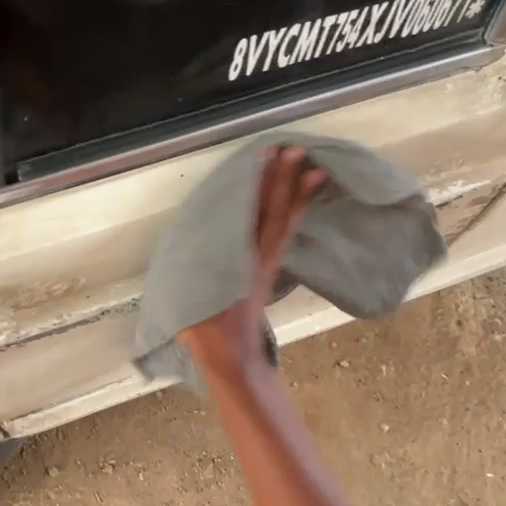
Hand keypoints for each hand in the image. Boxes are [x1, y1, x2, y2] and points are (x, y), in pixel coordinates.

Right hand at [177, 145, 326, 382]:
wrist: (232, 357)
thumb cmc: (206, 329)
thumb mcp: (193, 298)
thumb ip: (198, 272)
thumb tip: (194, 246)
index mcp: (238, 261)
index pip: (252, 215)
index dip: (260, 186)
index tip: (266, 157)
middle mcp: (256, 256)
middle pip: (273, 212)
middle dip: (282, 180)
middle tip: (294, 149)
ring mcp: (266, 260)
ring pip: (285, 220)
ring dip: (297, 192)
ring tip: (312, 166)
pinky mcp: (270, 267)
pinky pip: (286, 233)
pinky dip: (297, 211)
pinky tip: (306, 196)